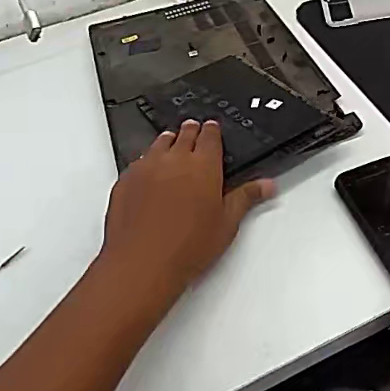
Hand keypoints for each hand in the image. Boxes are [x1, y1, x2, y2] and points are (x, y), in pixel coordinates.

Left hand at [100, 120, 274, 293]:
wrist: (143, 261)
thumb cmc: (185, 246)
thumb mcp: (226, 223)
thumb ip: (245, 198)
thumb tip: (264, 186)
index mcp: (203, 165)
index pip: (209, 137)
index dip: (212, 131)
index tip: (213, 128)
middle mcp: (173, 160)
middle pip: (183, 135)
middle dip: (191, 131)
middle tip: (194, 129)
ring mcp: (145, 168)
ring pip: (158, 145)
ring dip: (167, 142)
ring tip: (171, 142)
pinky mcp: (125, 180)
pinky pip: (137, 162)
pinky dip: (145, 162)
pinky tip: (148, 171)